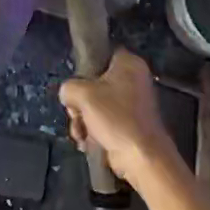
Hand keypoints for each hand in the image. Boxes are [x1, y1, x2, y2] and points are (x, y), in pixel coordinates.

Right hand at [59, 49, 177, 183]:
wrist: (141, 156)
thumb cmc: (115, 118)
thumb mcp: (83, 95)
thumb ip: (68, 87)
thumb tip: (69, 95)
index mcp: (129, 64)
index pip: (101, 53)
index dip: (85, 67)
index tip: (75, 83)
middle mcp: (133, 80)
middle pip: (92, 83)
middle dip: (79, 102)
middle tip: (77, 113)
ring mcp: (130, 103)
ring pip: (93, 104)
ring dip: (81, 120)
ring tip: (82, 132)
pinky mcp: (127, 122)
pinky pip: (101, 120)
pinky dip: (91, 130)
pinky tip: (87, 141)